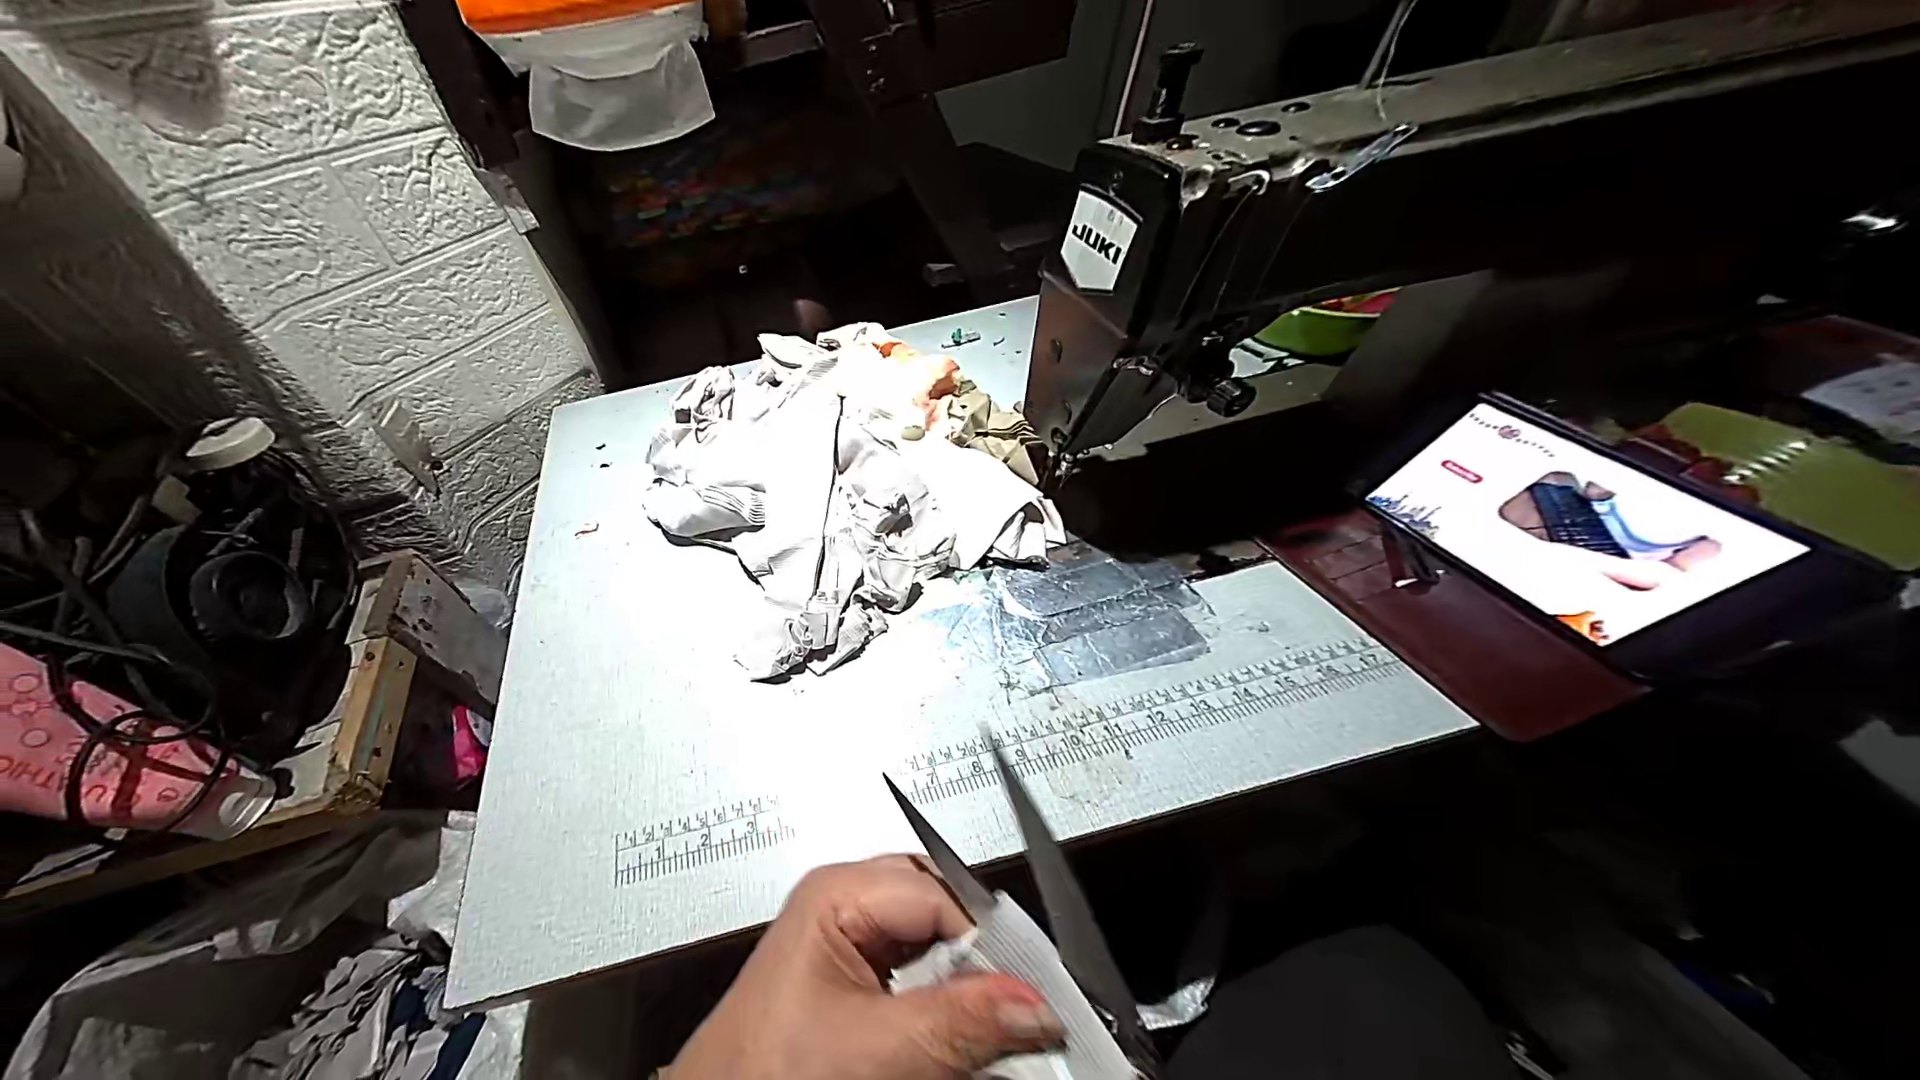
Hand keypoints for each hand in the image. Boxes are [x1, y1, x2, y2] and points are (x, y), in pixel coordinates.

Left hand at [670, 855, 1065, 1079]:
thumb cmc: (756, 1075)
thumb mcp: (870, 1051)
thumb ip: (956, 1024)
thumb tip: (1030, 1003)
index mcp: (838, 891)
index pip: (942, 896)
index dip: (988, 944)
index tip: (1026, 992)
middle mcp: (844, 900)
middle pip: (941, 908)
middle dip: (976, 958)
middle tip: (1010, 1007)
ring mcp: (848, 933)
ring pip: (935, 937)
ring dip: (961, 980)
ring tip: (982, 1022)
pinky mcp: (853, 968)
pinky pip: (918, 963)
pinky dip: (942, 994)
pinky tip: (949, 1026)